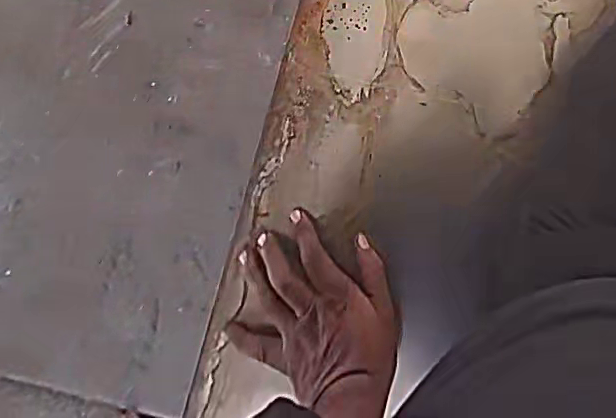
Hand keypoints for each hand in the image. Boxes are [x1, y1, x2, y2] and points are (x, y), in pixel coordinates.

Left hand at [225, 208, 398, 417]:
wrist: (353, 402)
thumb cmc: (371, 360)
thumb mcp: (385, 310)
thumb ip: (374, 272)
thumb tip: (362, 242)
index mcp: (335, 295)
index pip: (315, 256)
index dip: (304, 232)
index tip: (296, 216)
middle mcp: (310, 308)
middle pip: (284, 274)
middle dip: (271, 251)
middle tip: (261, 234)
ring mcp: (294, 332)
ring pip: (269, 298)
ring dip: (254, 276)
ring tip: (244, 257)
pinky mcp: (285, 357)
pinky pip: (259, 345)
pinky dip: (243, 336)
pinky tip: (230, 327)